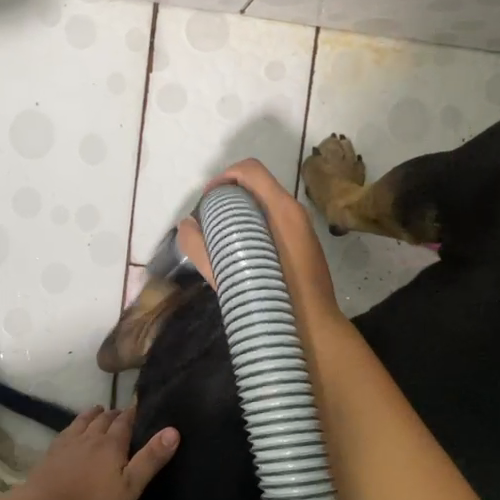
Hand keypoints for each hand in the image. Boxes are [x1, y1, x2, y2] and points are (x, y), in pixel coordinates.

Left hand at [21, 406, 178, 499]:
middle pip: (105, 418)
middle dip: (116, 414)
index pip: (126, 421)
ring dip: (95, 414)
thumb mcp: (129, 486)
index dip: (134, 413)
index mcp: (112, 443)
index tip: (140, 405)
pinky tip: (74, 429)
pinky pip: (68, 429)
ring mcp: (69, 441)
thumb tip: (173, 430)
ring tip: (100, 410)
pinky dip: (76, 423)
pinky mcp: (53, 450)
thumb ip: (150, 459)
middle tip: (123, 412)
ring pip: (84, 420)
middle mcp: (91, 436)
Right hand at [176, 159, 337, 314]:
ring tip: (222, 236)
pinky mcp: (303, 244)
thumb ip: (201, 248)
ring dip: (242, 211)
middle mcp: (295, 212)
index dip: (222, 177)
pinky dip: (255, 225)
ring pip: (266, 203)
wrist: (313, 329)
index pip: (249, 170)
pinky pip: (275, 221)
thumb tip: (185, 226)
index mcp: (282, 210)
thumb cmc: (271, 301)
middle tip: (210, 220)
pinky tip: (241, 252)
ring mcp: (302, 227)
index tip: (206, 201)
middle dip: (229, 195)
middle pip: (257, 184)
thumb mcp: (227, 276)